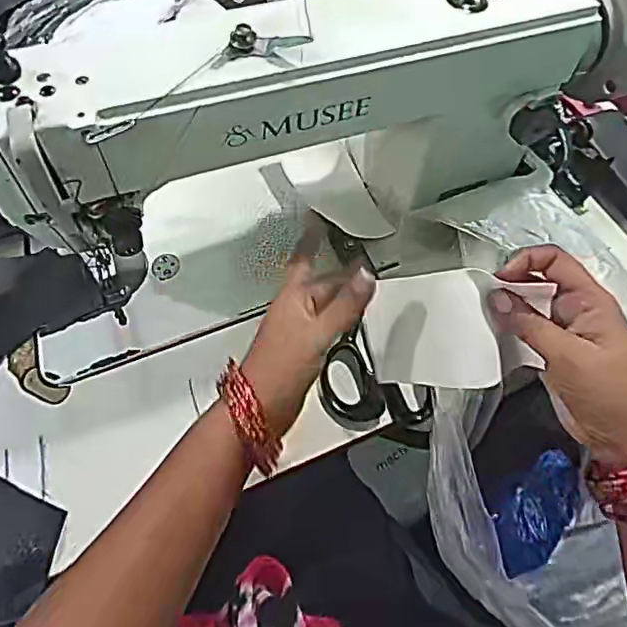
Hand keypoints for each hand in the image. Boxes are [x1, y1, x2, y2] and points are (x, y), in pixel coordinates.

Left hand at [239, 236, 375, 433]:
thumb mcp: (318, 333)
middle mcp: (294, 307)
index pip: (306, 257)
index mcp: (294, 296)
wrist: (261, 406)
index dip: (312, 238)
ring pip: (324, 302)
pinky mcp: (302, 347)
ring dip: (342, 293)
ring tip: (362, 284)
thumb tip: (365, 275)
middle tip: (362, 258)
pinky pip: (325, 322)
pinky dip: (340, 317)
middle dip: (341, 270)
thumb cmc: (279, 368)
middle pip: (321, 281)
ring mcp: (297, 327)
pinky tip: (349, 322)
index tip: (317, 219)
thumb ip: (345, 304)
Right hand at [490, 246, 626, 465]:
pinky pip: (527, 330)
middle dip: (511, 282)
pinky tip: (497, 334)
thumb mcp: (570, 356)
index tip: (501, 276)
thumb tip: (497, 298)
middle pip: (539, 279)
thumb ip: (529, 325)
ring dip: (508, 306)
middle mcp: (577, 311)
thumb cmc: (616, 396)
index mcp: (591, 301)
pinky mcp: (555, 353)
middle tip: (488, 296)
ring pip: (530, 305)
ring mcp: (565, 332)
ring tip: (488, 314)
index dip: (526, 260)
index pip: (555, 260)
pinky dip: (510, 328)